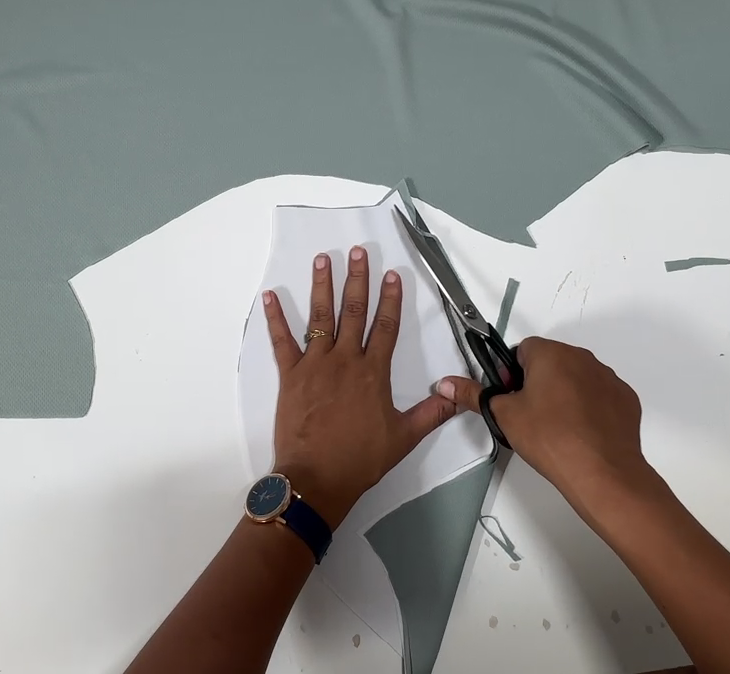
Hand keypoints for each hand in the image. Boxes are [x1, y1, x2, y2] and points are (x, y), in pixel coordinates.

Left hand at [262, 247, 457, 526]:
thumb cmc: (361, 458)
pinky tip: (270, 296)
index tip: (392, 274)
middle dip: (357, 279)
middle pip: (353, 311)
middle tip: (357, 251)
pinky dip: (275, 318)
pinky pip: (281, 341)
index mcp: (372, 372)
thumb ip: (432, 413)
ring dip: (321, 286)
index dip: (391, 299)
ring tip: (322, 258)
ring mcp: (315, 364)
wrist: (317, 478)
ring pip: (320, 317)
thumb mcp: (403, 438)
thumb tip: (459, 397)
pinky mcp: (290, 374)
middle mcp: (344, 359)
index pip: (386, 327)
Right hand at [438, 338, 663, 509]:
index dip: (512, 375)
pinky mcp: (626, 399)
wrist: (604, 474)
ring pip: (576, 378)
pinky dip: (591, 408)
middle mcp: (581, 356)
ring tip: (559, 429)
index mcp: (550, 352)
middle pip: (550, 362)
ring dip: (566, 393)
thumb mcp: (503, 416)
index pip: (522, 350)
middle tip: (532, 416)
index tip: (513, 400)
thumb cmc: (548, 438)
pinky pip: (600, 396)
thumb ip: (473, 394)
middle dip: (539, 382)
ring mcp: (608, 377)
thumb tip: (444, 383)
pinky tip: (584, 434)